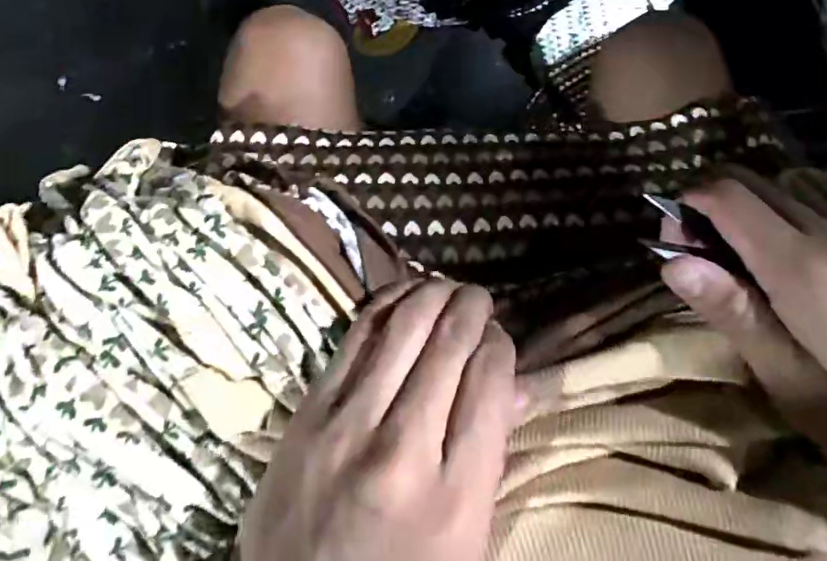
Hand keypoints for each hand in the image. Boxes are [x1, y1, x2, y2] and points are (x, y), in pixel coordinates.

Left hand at [239, 279, 521, 560]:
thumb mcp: (465, 539)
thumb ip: (492, 456)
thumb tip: (521, 383)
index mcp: (453, 496)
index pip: (491, 378)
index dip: (501, 345)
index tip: (499, 340)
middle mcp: (401, 453)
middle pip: (451, 343)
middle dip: (473, 307)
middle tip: (480, 300)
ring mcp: (346, 429)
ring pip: (404, 325)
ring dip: (434, 293)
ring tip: (448, 289)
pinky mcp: (306, 416)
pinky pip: (355, 335)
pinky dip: (387, 303)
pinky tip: (405, 294)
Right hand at [657, 172, 826, 457]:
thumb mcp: (791, 383)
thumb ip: (732, 310)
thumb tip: (671, 259)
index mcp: (802, 261)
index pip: (728, 191)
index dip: (688, 201)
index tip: (672, 237)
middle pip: (757, 181)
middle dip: (715, 202)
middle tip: (702, 257)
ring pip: (793, 194)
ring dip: (755, 213)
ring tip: (749, 273)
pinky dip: (793, 227)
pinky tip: (803, 282)